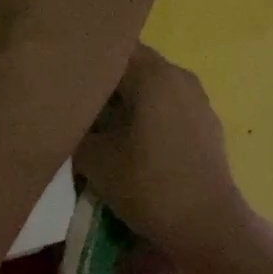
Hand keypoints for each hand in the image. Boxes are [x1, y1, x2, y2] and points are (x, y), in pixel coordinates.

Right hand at [74, 46, 246, 261]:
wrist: (207, 225)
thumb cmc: (148, 186)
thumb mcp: (94, 160)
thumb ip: (75, 128)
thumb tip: (67, 117)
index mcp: (153, 74)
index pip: (112, 48)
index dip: (85, 62)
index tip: (64, 81)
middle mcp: (180, 75)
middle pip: (135, 65)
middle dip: (106, 81)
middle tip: (78, 104)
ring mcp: (199, 99)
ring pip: (154, 87)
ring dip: (129, 99)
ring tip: (104, 125)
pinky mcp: (208, 124)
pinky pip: (171, 107)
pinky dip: (150, 115)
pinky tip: (136, 142)